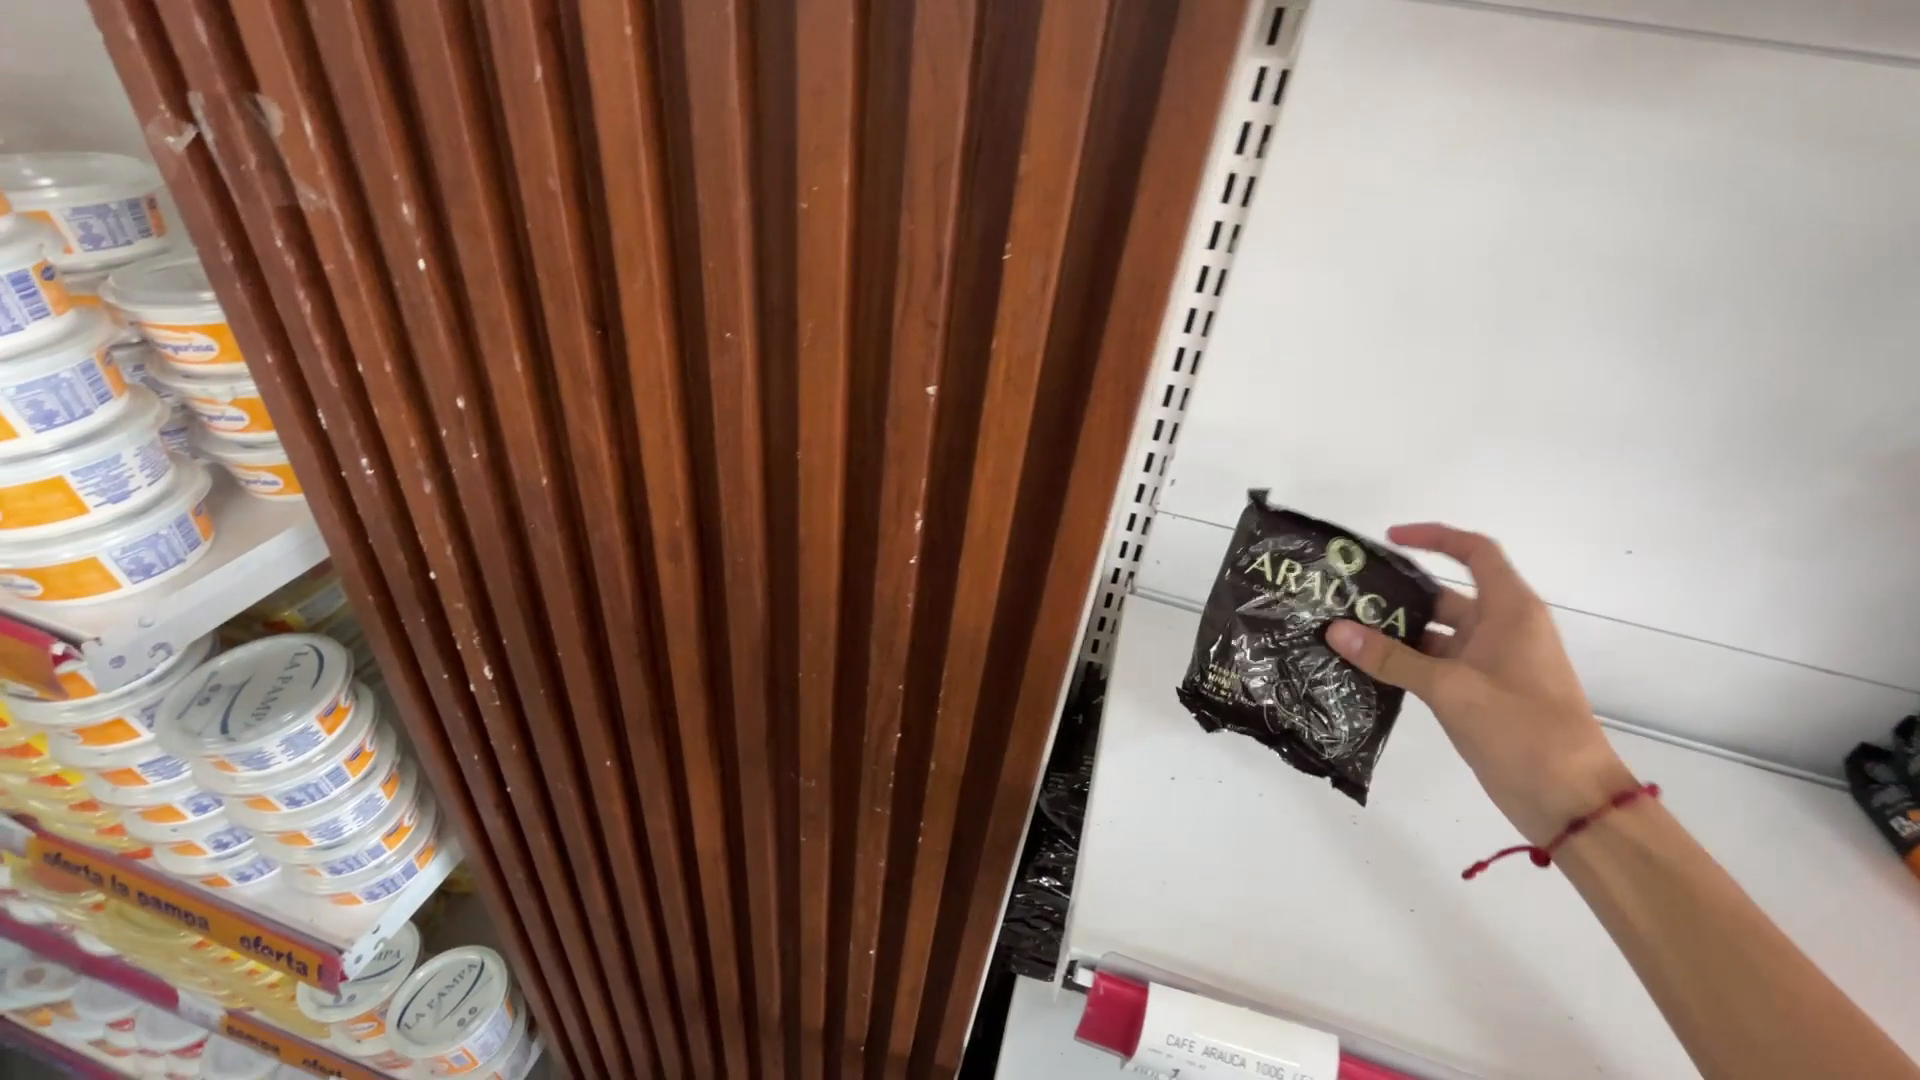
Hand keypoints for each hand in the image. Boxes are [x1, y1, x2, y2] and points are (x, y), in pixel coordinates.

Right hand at [1326, 523, 1633, 844]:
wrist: (1568, 798)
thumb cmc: (1520, 728)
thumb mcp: (1449, 688)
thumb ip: (1390, 658)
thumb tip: (1336, 630)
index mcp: (1510, 611)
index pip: (1474, 552)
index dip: (1434, 537)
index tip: (1388, 539)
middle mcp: (1501, 629)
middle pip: (1444, 595)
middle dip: (1396, 595)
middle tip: (1343, 597)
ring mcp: (1491, 663)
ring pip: (1435, 633)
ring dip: (1394, 634)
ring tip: (1342, 632)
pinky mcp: (1480, 693)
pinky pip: (1435, 664)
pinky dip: (1404, 663)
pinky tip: (1364, 669)